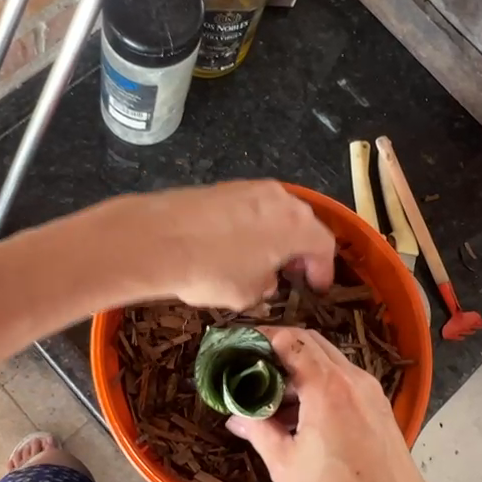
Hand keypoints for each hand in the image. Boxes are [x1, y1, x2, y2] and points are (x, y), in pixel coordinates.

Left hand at [90, 182, 335, 308]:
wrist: (157, 238)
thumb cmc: (212, 271)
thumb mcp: (248, 293)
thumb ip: (266, 286)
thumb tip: (265, 279)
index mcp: (298, 225)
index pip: (324, 246)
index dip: (322, 270)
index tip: (315, 287)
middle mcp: (280, 199)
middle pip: (301, 224)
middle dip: (299, 250)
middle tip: (292, 274)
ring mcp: (249, 188)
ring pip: (274, 214)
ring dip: (274, 237)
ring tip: (261, 261)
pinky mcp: (222, 187)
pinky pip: (248, 209)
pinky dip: (250, 228)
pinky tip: (233, 247)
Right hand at [227, 328, 460, 481]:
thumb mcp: (286, 466)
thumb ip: (259, 432)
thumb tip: (235, 418)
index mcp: (327, 386)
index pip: (291, 339)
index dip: (261, 336)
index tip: (237, 344)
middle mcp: (353, 380)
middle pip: (311, 343)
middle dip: (279, 348)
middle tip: (248, 365)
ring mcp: (371, 394)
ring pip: (329, 363)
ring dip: (299, 369)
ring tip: (268, 395)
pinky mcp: (380, 411)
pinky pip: (343, 383)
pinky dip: (318, 386)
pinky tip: (298, 414)